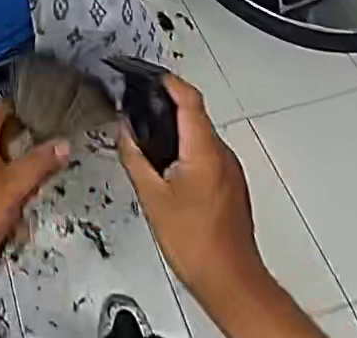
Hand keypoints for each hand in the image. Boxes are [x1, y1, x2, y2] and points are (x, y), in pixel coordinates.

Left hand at [0, 103, 70, 275]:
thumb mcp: (15, 189)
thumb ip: (40, 163)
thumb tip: (63, 143)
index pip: (10, 107)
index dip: (31, 119)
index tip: (48, 136)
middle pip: (1, 136)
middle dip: (21, 158)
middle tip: (35, 183)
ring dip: (8, 180)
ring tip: (19, 209)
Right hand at [118, 74, 262, 301]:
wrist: (230, 280)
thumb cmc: (197, 245)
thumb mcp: (152, 198)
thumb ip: (135, 158)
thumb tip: (124, 133)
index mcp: (203, 150)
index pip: (189, 99)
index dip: (171, 82)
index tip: (156, 77)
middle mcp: (222, 154)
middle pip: (196, 115)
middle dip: (171, 107)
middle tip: (148, 105)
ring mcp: (231, 170)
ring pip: (203, 136)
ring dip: (181, 131)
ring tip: (156, 141)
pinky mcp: (233, 185)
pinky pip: (210, 155)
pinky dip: (191, 152)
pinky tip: (174, 171)